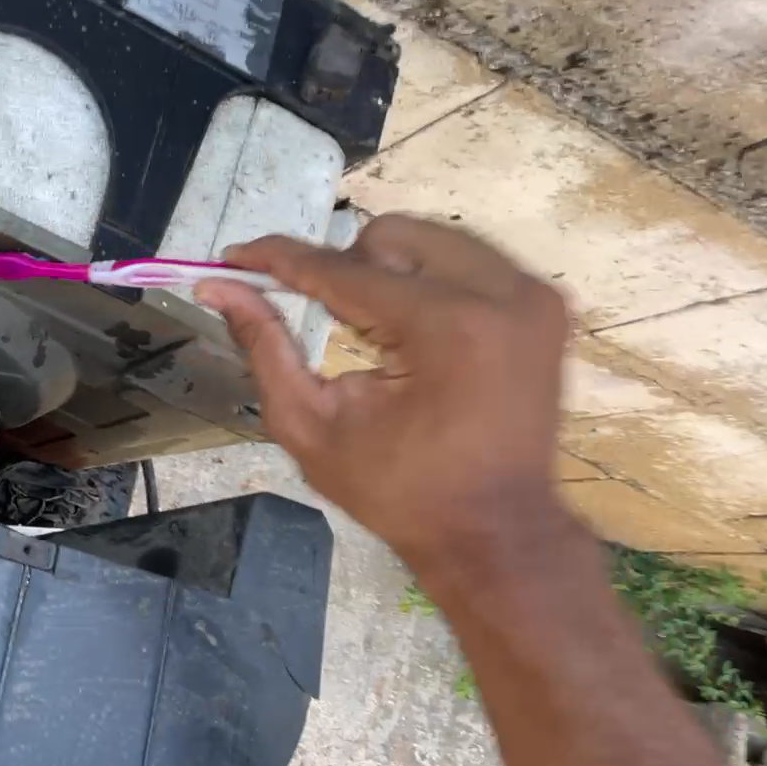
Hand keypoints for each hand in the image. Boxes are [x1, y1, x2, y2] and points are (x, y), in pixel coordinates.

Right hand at [194, 214, 573, 573]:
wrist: (490, 528)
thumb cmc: (391, 488)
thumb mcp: (307, 422)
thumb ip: (265, 346)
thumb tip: (221, 291)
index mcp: (446, 327)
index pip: (343, 270)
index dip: (278, 261)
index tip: (232, 257)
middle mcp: (503, 293)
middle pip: (393, 237)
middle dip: (340, 268)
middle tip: (314, 317)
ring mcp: (534, 295)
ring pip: (432, 242)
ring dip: (381, 274)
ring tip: (360, 332)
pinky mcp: (544, 306)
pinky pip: (465, 264)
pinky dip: (420, 284)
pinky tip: (401, 334)